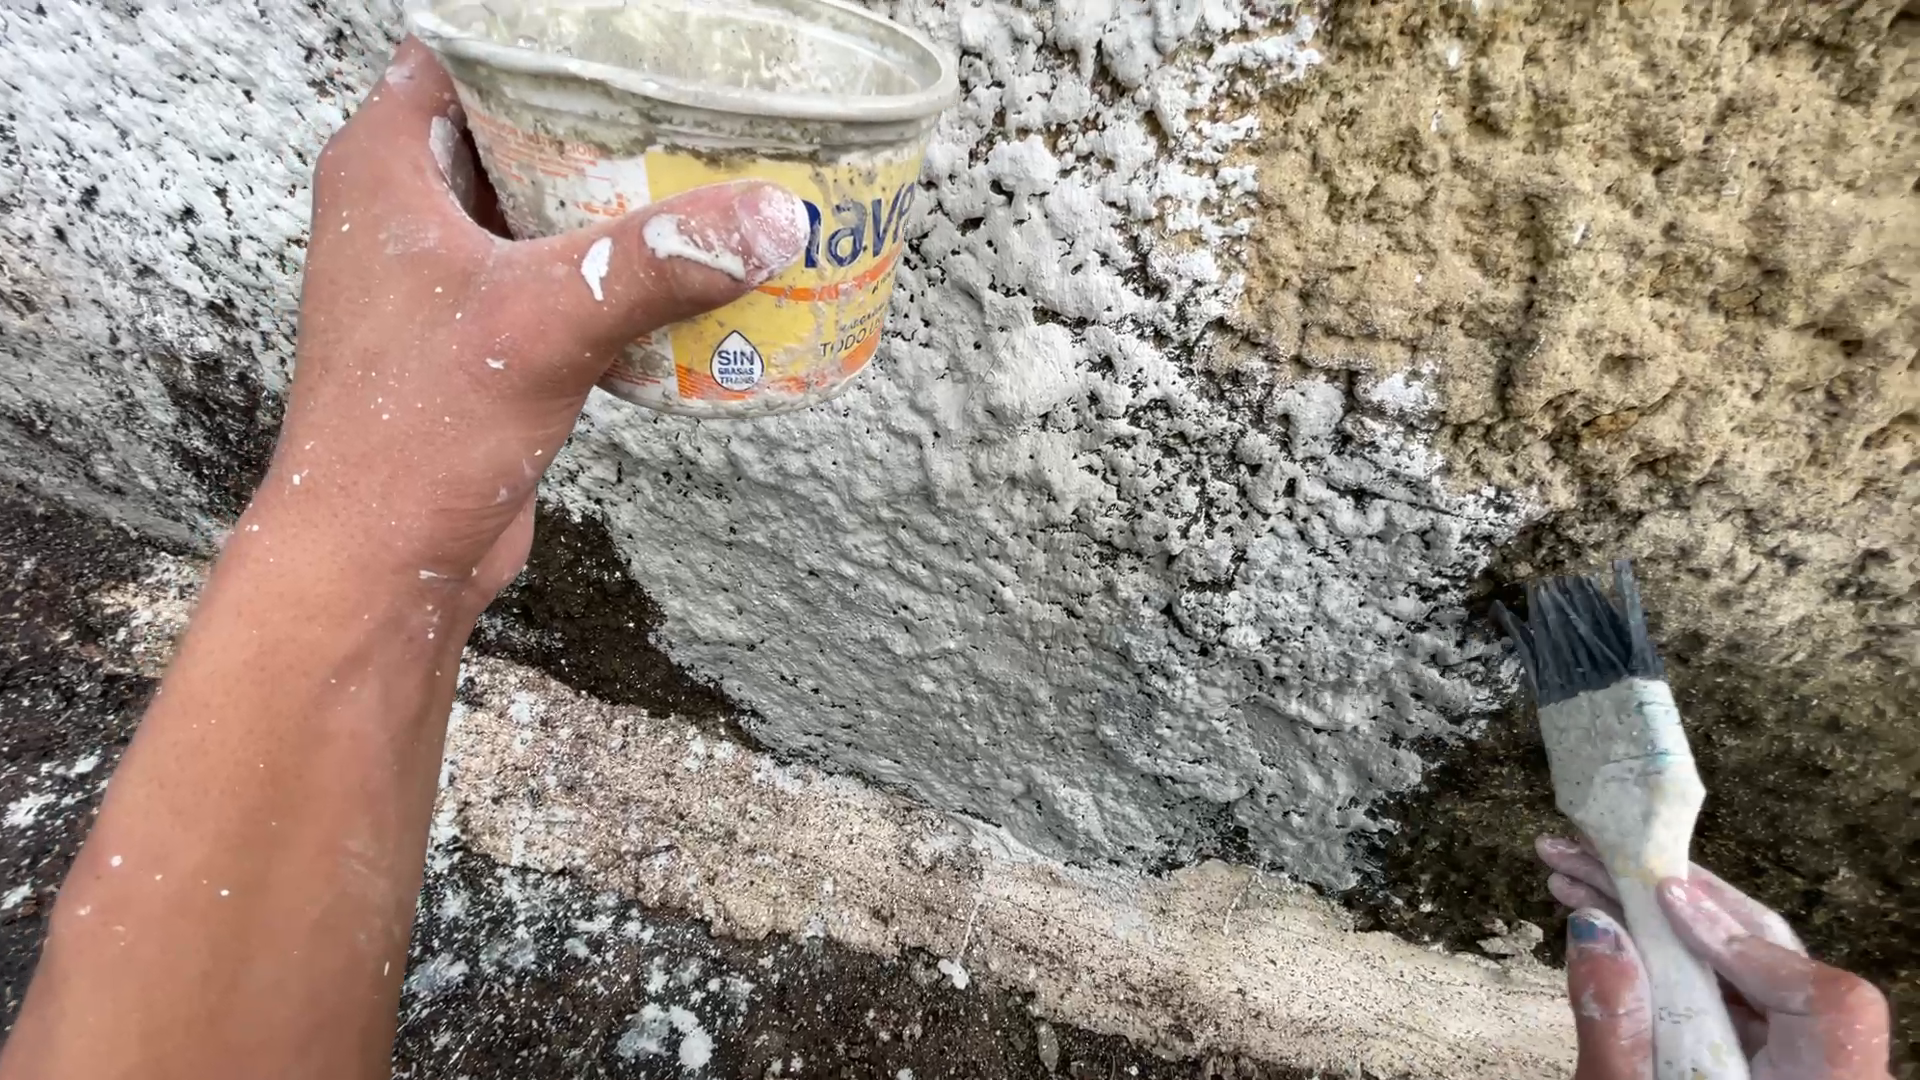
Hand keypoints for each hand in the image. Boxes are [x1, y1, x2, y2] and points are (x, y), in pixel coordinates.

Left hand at [257, 38, 807, 615]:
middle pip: (525, 139)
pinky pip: (568, 286)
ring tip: (707, 200)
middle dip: (609, 133)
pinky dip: (621, 282)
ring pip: (551, 218)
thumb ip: (653, 265)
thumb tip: (771, 220)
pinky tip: (682, 290)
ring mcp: (457, 283)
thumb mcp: (544, 322)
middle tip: (697, 129)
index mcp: (387, 169)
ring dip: (623, 214)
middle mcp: (415, 216)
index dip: (549, 49)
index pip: (469, 61)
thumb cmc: (424, 429)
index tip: (640, 58)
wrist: (393, 552)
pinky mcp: (496, 342)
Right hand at [1538, 836, 1892, 1078]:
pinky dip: (1653, 942)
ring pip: (1737, 961)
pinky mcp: (1760, 1058)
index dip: (1741, 938)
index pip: (1828, 1001)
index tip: (1655, 897)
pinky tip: (1595, 914)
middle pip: (1774, 958)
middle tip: (1576, 853)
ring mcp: (1795, 1064)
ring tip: (1563, 871)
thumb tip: (1593, 927)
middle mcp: (1823, 1074)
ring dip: (1646, 910)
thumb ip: (1614, 1026)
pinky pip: (1715, 984)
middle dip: (1668, 895)